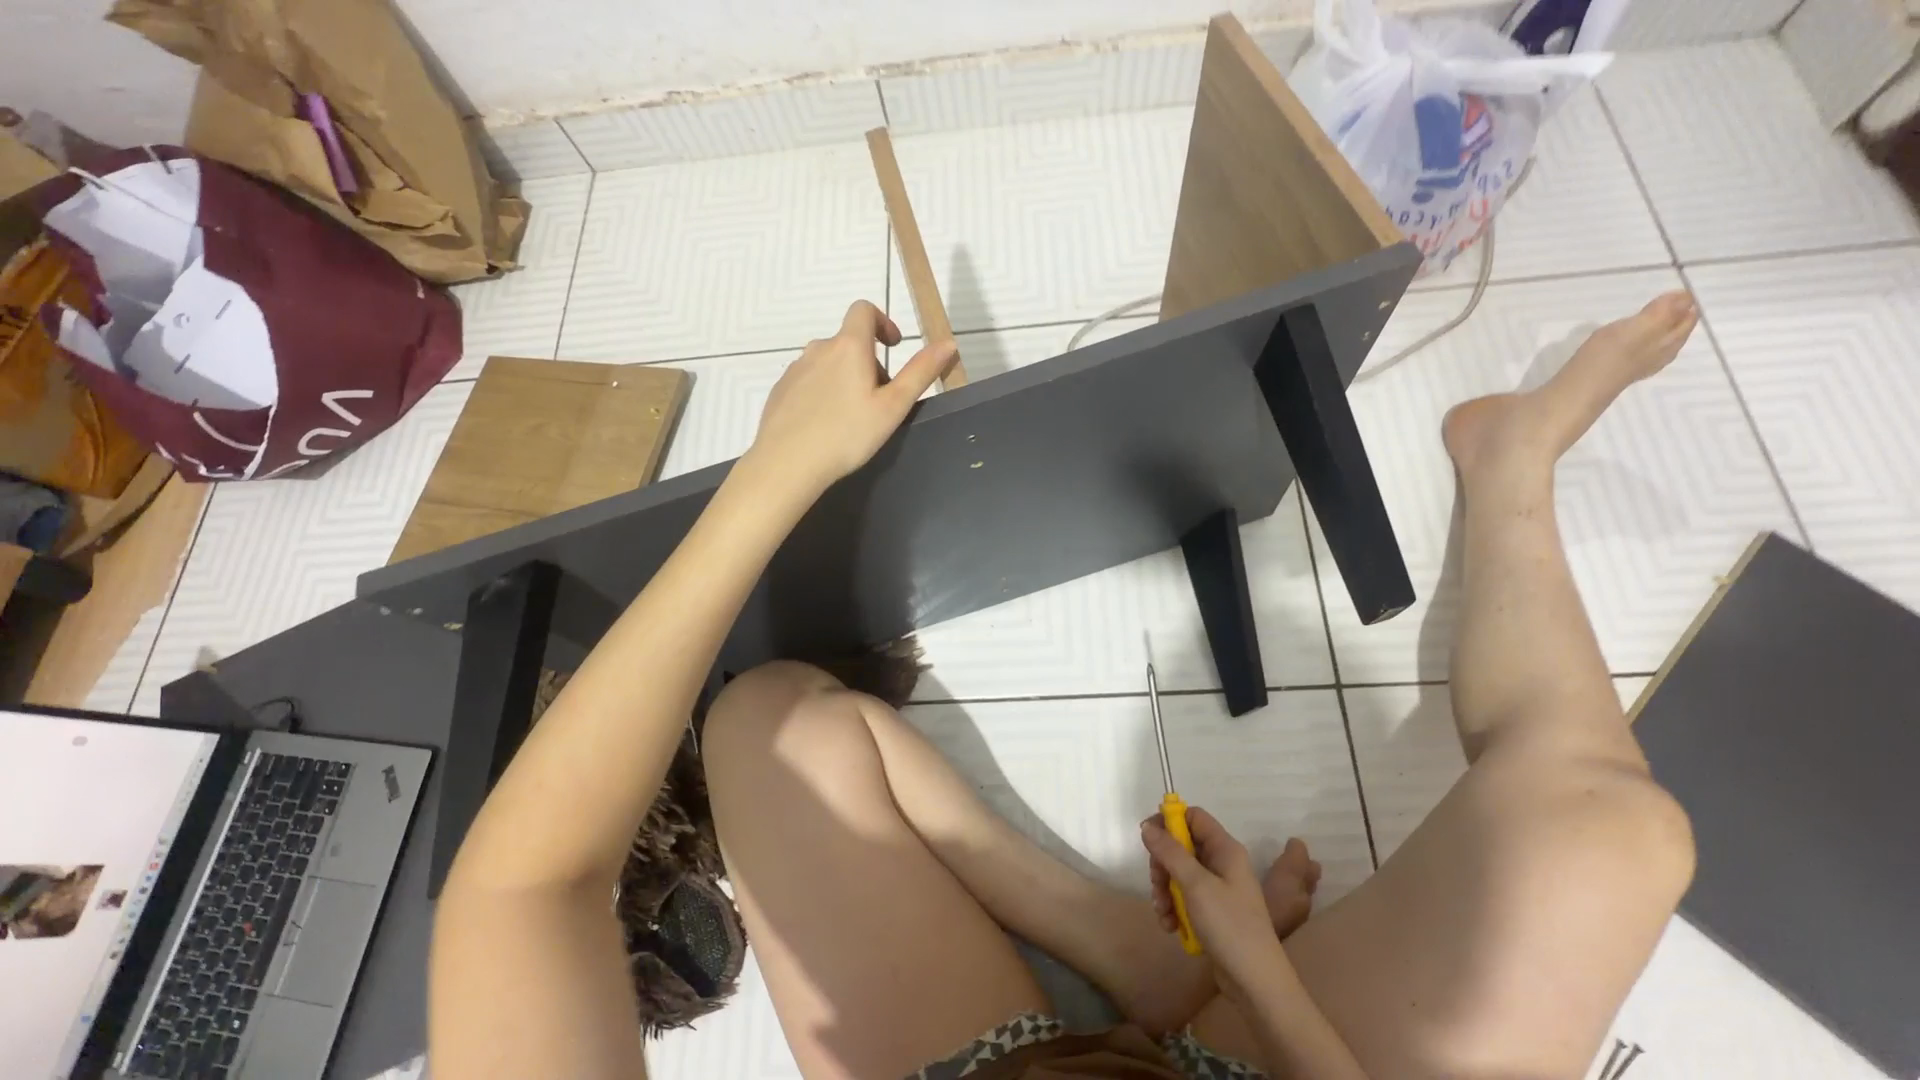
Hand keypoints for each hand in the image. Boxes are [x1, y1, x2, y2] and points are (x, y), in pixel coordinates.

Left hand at [746, 300, 958, 493]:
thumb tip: (948, 343)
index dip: (882, 321)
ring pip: (828, 363)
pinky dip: (823, 393)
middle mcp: (818, 349)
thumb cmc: (847, 435)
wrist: (787, 464)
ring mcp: (795, 370)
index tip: (894, 347)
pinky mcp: (781, 391)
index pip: (863, 310)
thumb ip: (921, 372)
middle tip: (880, 402)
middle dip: (868, 363)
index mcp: (848, 347)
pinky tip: (826, 426)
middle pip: (848, 342)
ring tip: (852, 417)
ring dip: (845, 378)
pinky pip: (809, 382)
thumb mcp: (893, 407)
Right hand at [1141, 806, 1286, 1001]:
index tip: (1147, 838)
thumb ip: (1170, 852)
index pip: (1194, 817)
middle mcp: (1222, 864)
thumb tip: (1147, 827)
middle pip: (1182, 846)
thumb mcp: (1195, 885)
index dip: (1169, 821)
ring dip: (1165, 890)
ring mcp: (1217, 889)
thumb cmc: (1229, 925)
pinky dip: (1174, 908)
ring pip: (1179, 874)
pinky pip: (1185, 897)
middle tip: (1157, 884)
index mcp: (1225, 849)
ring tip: (1163, 912)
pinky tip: (1170, 926)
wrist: (1254, 979)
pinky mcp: (1212, 911)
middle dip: (1163, 864)